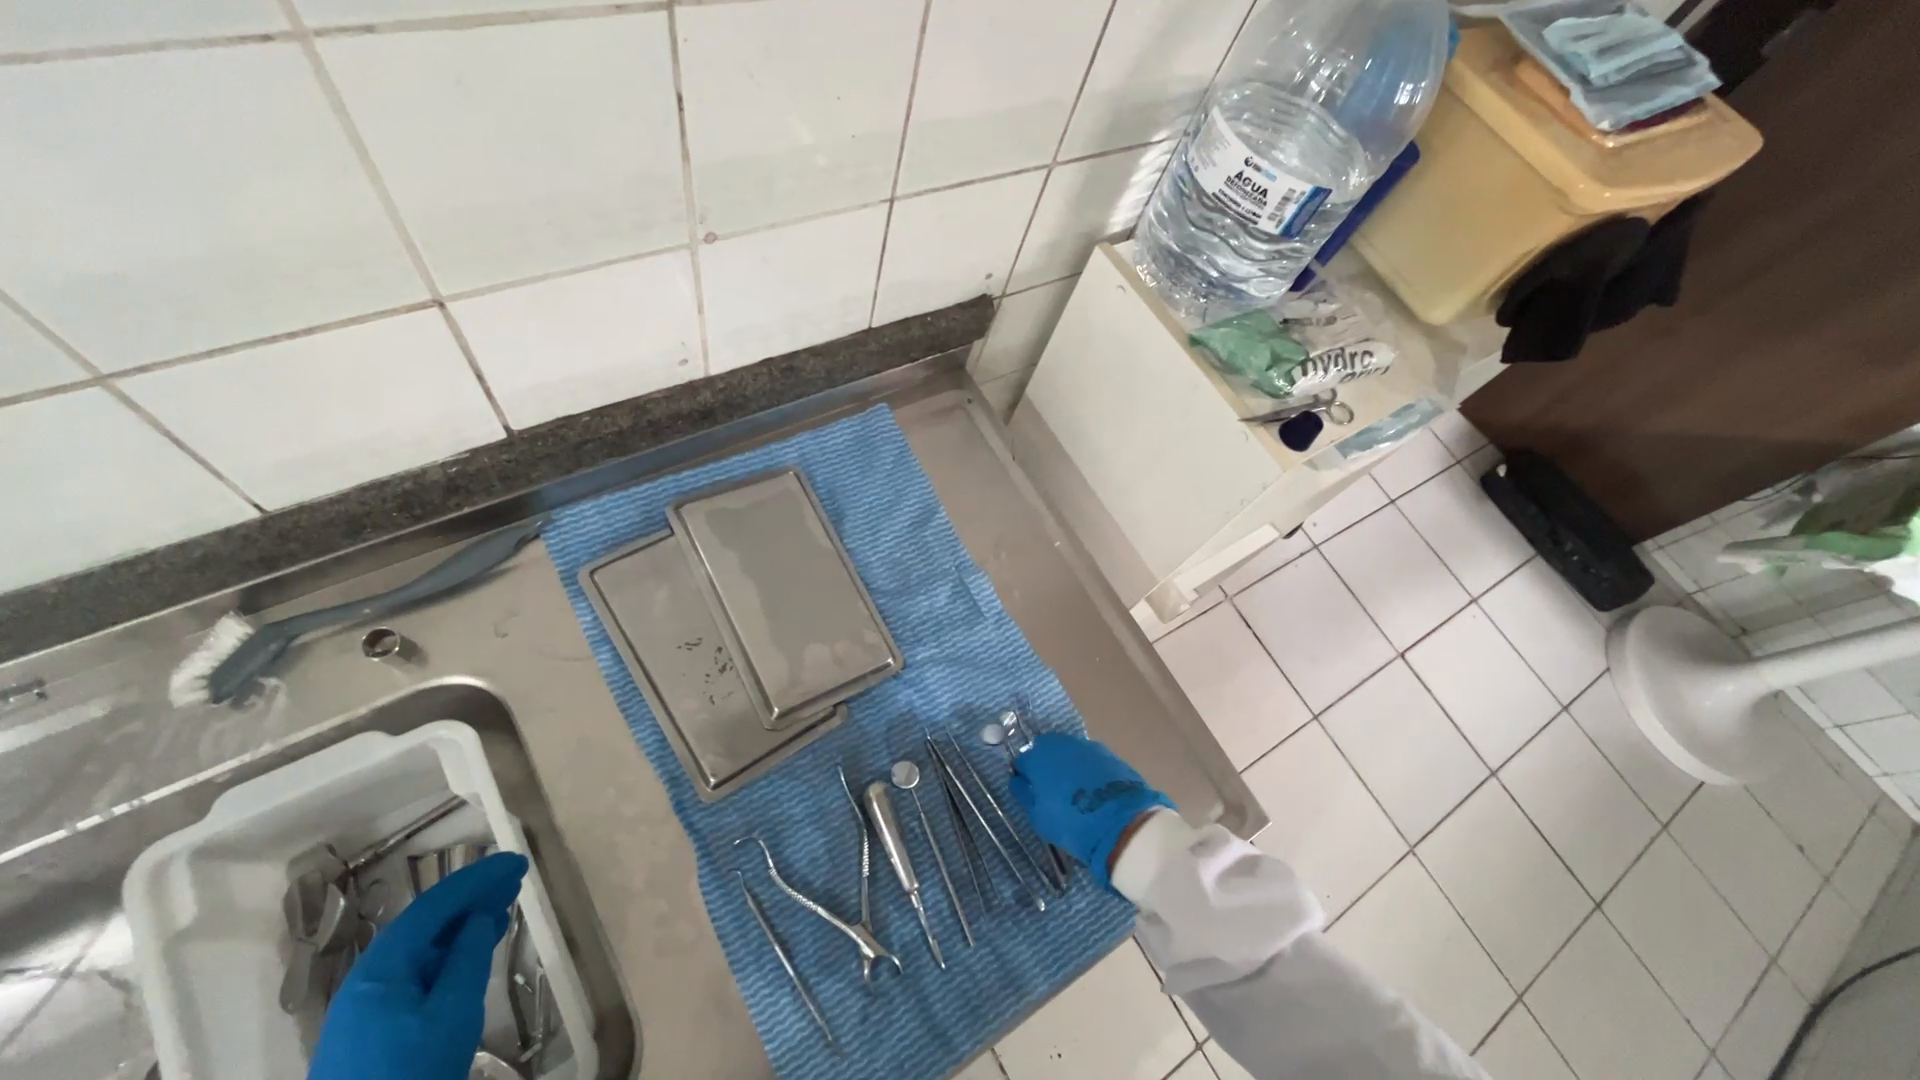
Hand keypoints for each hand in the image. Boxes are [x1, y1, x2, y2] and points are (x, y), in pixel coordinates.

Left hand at [309, 851, 526, 1079]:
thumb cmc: (409, 1074)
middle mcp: (372, 975)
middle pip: (428, 922)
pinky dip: (453, 952)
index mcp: (383, 965)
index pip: (436, 905)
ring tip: (504, 905)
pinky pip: (421, 971)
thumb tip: (481, 917)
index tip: (516, 861)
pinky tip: (475, 950)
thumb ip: (468, 960)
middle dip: (473, 896)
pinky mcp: (377, 1025)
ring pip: (426, 947)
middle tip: (516, 877)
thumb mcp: (450, 1015)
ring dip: (466, 923)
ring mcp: (371, 1002)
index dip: (477, 879)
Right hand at [1008, 734, 1172, 886]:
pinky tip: (1095, 792)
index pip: (1022, 762)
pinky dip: (1089, 772)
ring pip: (1070, 754)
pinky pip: (1091, 761)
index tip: (1030, 794)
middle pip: (1047, 752)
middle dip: (1047, 767)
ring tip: (1076, 793)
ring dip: (1069, 768)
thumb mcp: (1038, 817)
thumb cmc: (1071, 822)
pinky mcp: (1112, 755)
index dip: (1024, 778)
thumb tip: (1019, 781)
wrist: (1122, 823)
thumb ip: (1025, 795)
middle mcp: (1062, 743)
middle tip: (1052, 793)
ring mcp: (1089, 747)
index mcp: (1038, 756)